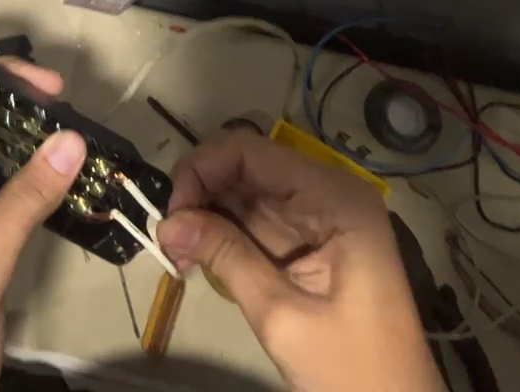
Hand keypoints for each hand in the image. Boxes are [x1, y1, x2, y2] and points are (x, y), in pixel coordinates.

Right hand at [156, 129, 442, 391]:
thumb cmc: (353, 372)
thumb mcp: (283, 315)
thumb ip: (225, 257)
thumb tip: (166, 223)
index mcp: (334, 197)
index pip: (251, 151)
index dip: (203, 169)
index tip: (173, 213)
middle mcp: (326, 192)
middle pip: (244, 165)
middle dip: (199, 192)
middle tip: (169, 237)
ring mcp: (317, 215)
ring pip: (241, 189)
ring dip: (204, 212)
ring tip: (176, 252)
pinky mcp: (305, 239)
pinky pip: (251, 216)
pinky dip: (219, 230)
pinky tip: (195, 255)